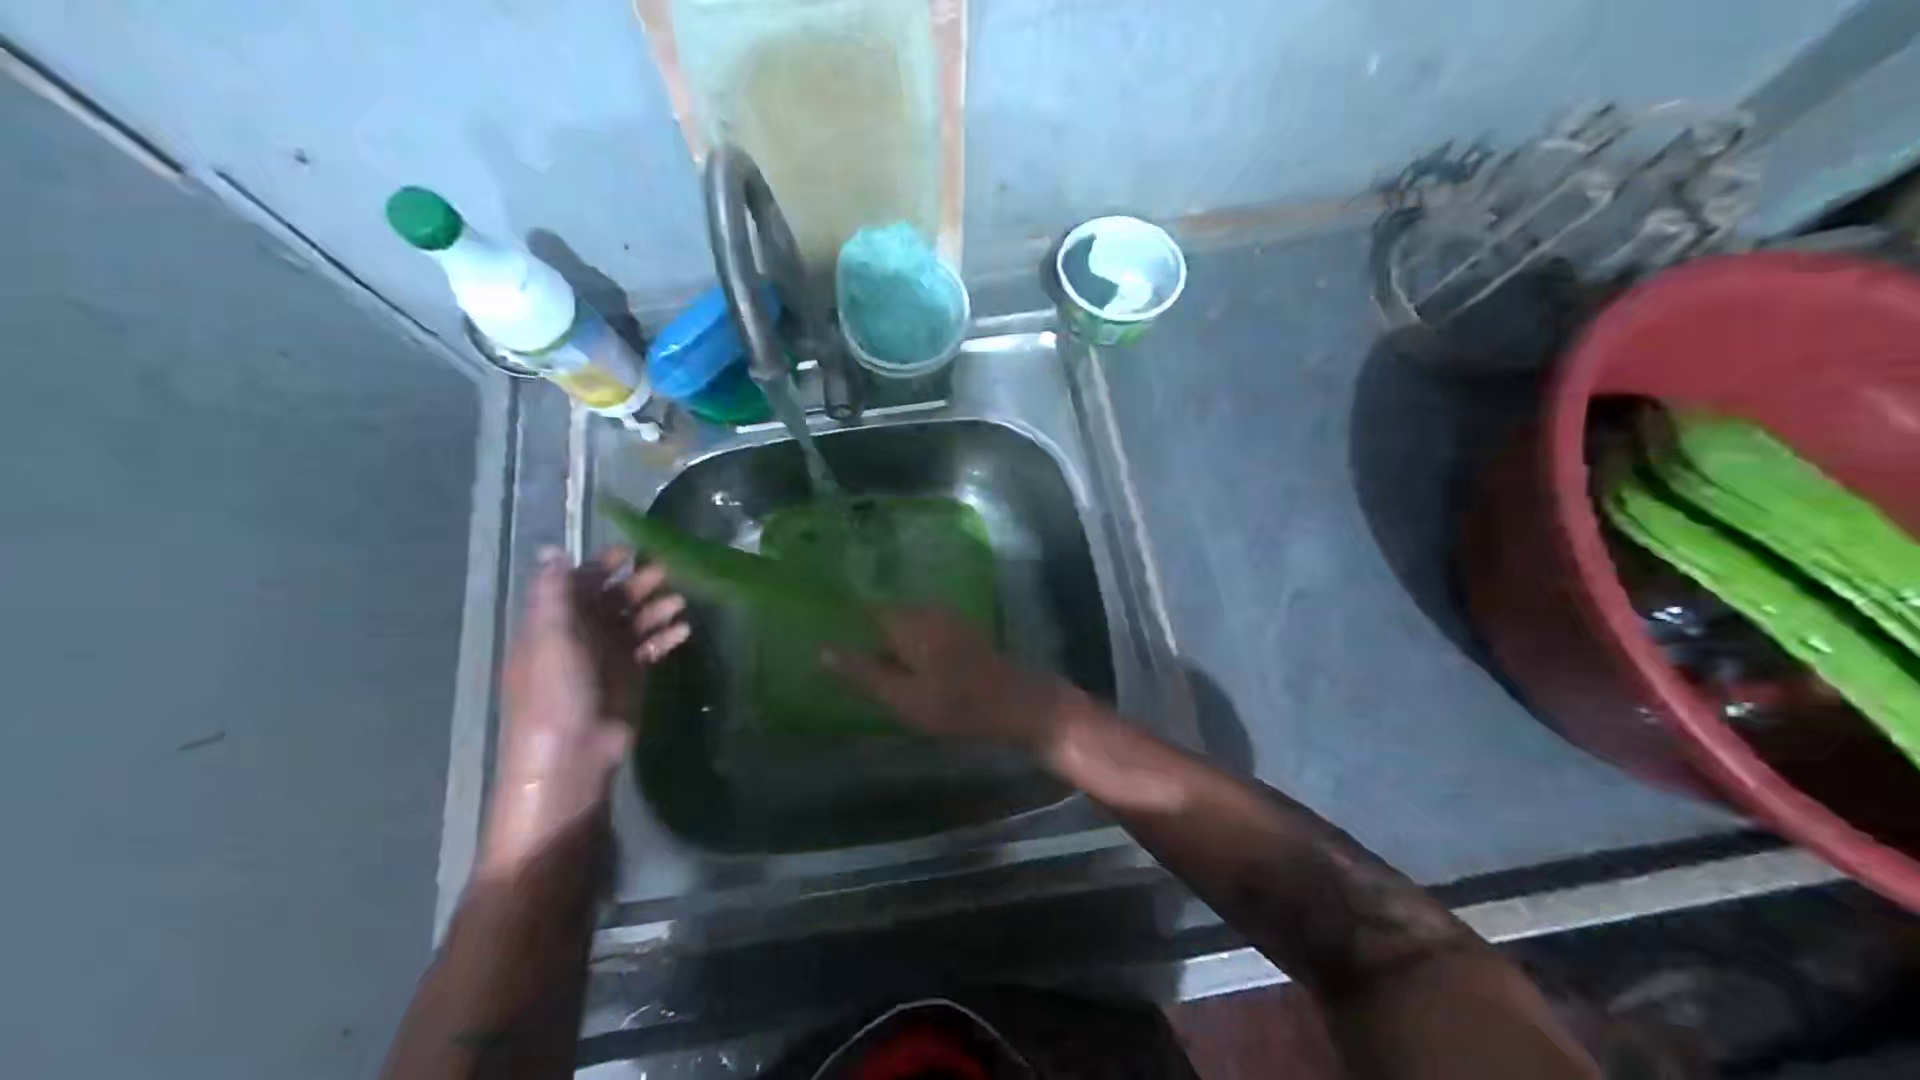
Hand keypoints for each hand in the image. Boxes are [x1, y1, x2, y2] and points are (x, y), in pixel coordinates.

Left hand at [479, 546, 689, 877]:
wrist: (572, 753)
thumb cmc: (555, 691)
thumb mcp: (549, 636)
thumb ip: (553, 592)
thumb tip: (552, 548)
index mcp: (555, 622)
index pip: (580, 583)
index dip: (603, 564)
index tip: (632, 551)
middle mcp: (582, 633)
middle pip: (614, 599)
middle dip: (639, 583)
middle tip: (668, 573)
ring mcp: (608, 655)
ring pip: (637, 620)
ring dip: (657, 608)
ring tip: (681, 603)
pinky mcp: (632, 674)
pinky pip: (652, 646)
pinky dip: (666, 636)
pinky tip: (684, 632)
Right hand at [820, 607, 1087, 756]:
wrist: (1019, 704)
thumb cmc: (956, 704)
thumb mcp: (902, 697)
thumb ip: (863, 673)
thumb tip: (823, 650)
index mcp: (909, 620)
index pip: (868, 609)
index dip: (850, 621)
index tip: (833, 636)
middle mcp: (929, 610)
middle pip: (890, 617)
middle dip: (873, 636)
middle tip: (856, 665)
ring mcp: (950, 619)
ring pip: (910, 626)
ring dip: (896, 645)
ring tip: (884, 673)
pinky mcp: (965, 633)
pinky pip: (928, 633)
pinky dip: (917, 648)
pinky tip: (917, 672)